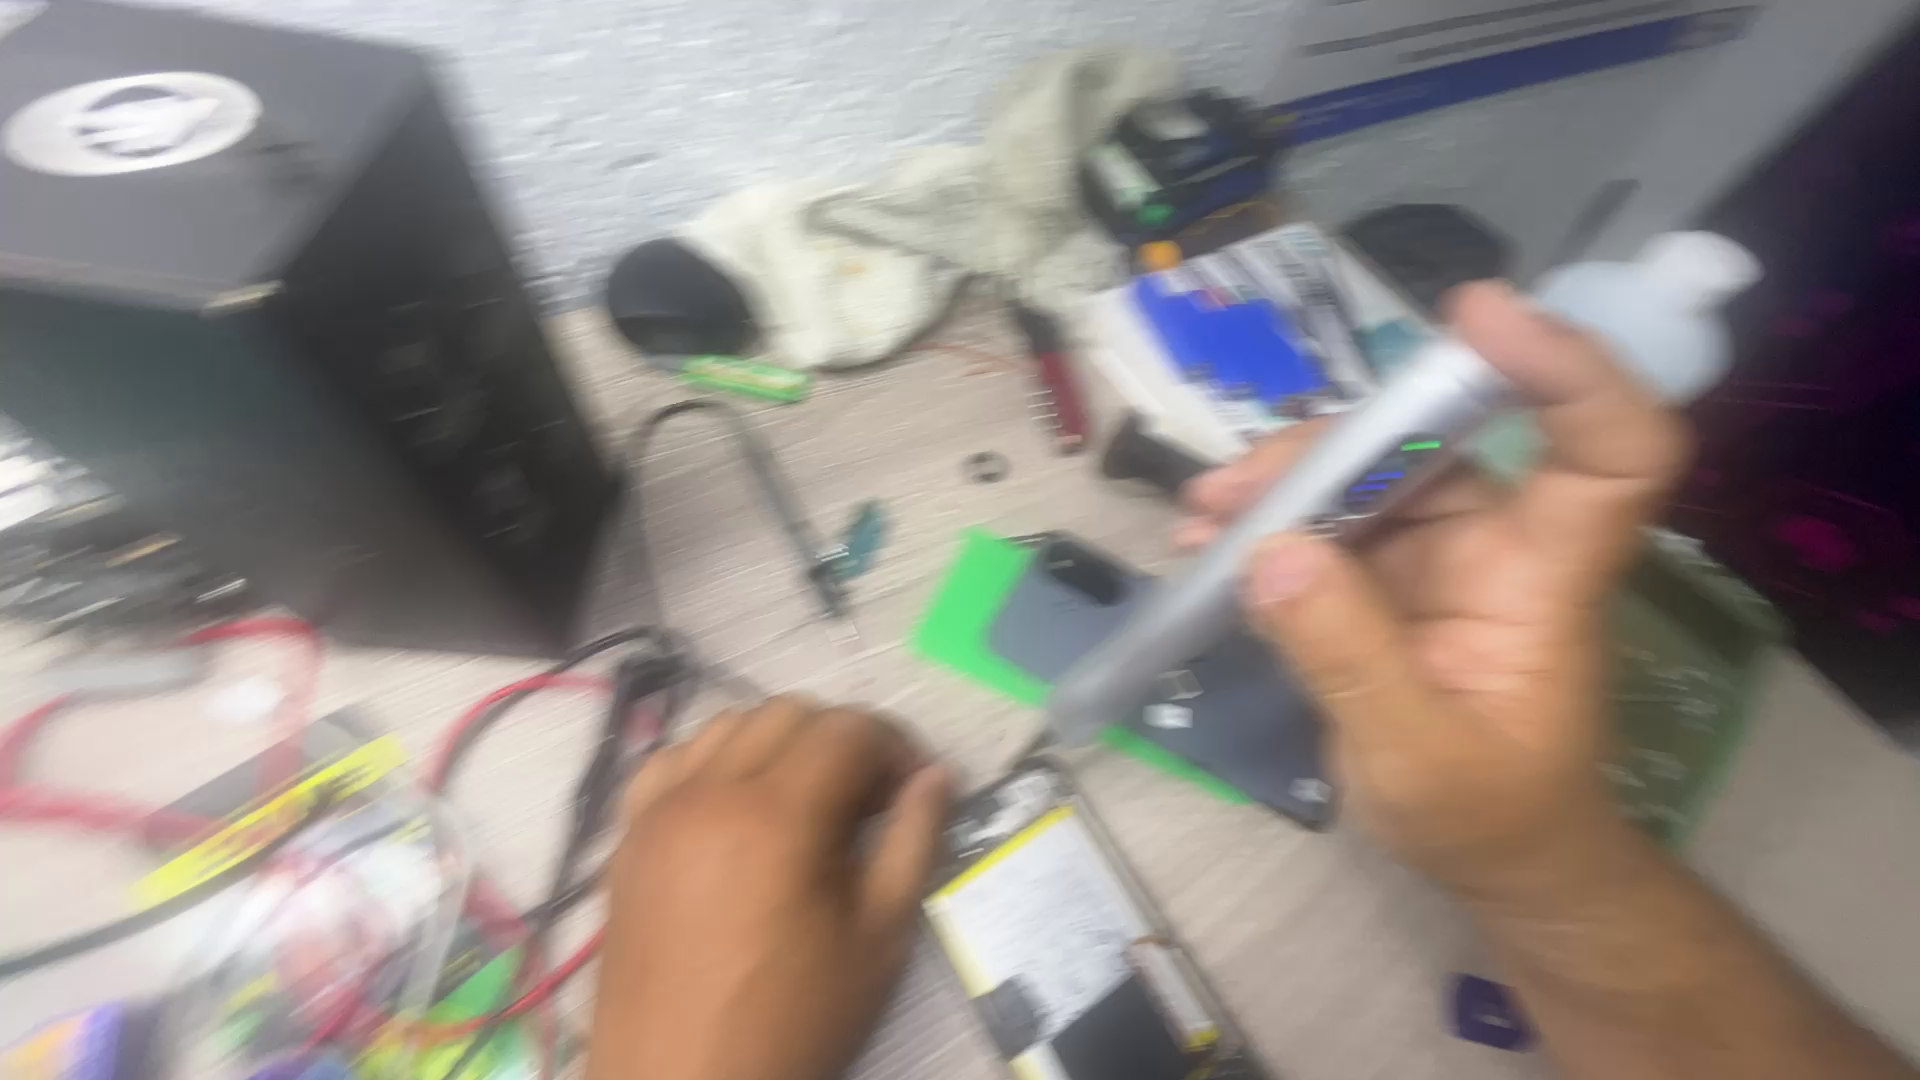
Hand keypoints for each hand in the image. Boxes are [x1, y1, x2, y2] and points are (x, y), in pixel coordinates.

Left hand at [587, 697, 949, 1079]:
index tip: (910, 789)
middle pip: (792, 713)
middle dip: (842, 740)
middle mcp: (712, 791)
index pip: (848, 731)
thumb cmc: (793, 1020)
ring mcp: (661, 809)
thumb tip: (937, 774)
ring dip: (782, 742)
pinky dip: (715, 759)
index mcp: (779, 816)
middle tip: (866, 798)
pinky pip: (674, 759)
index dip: (893, 746)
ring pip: (733, 723)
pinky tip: (734, 802)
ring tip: (804, 797)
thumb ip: (914, 840)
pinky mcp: (629, 834)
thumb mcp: (880, 936)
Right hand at [1181, 282, 1689, 907]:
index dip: (1564, 372)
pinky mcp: (1370, 584)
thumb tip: (1271, 555)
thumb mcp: (1418, 758)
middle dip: (1324, 453)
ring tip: (1199, 517)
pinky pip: (1313, 531)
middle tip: (1228, 489)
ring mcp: (1423, 562)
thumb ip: (1349, 661)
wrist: (1485, 855)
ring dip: (1274, 489)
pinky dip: (1257, 530)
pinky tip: (1205, 546)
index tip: (1476, 319)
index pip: (1602, 455)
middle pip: (1423, 454)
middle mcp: (1487, 548)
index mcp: (1540, 581)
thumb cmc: (1486, 816)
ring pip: (1355, 485)